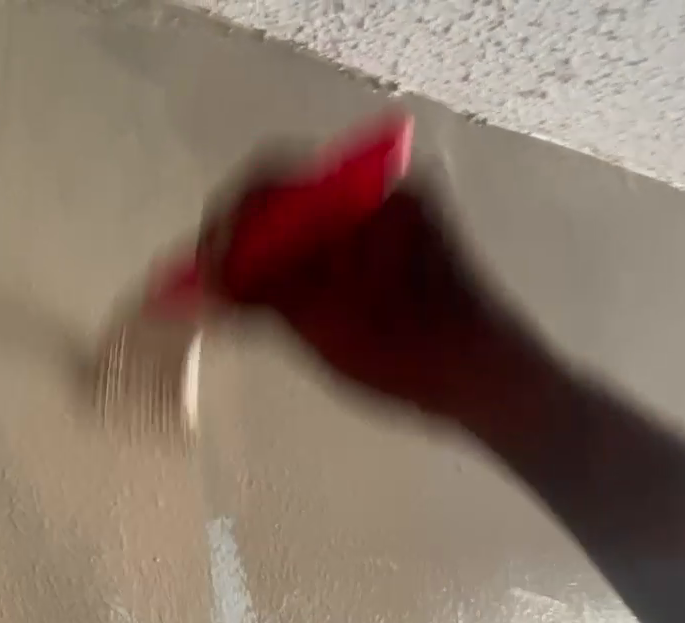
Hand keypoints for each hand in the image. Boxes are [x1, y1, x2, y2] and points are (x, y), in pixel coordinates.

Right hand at [205, 183, 544, 422]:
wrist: (483, 380)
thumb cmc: (407, 348)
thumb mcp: (321, 320)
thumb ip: (258, 289)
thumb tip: (204, 279)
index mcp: (364, 194)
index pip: (270, 180)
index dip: (224, 220)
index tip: (201, 266)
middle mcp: (372, 196)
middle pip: (280, 205)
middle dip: (238, 247)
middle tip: (211, 293)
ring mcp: (379, 226)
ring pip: (296, 233)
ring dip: (260, 266)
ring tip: (235, 308)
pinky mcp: (384, 256)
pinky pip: (319, 254)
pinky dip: (287, 279)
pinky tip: (270, 311)